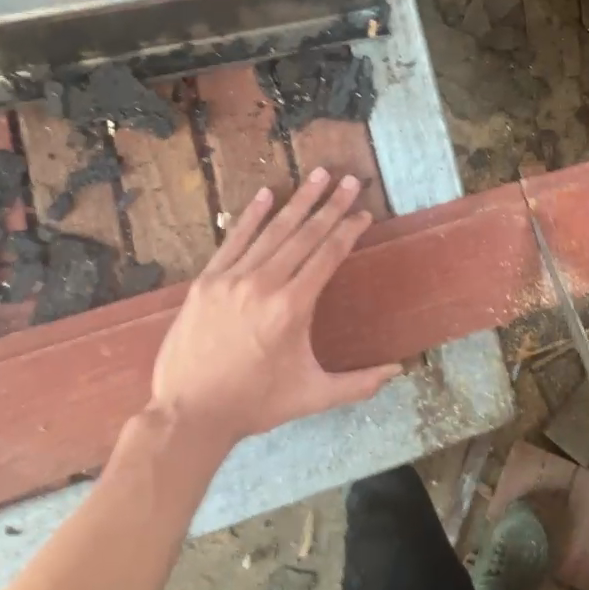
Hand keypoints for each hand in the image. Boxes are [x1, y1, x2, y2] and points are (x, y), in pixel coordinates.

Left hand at [145, 168, 400, 460]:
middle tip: (350, 180)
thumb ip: (359, 383)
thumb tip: (400, 370)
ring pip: (272, 231)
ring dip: (299, 201)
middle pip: (305, 234)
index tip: (363, 213)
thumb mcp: (313, 396)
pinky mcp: (206, 282)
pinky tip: (267, 194)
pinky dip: (252, 216)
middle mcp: (263, 285)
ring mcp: (231, 280)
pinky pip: (234, 240)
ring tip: (319, 175)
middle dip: (331, 205)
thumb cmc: (255, 404)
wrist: (188, 414)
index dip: (348, 230)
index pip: (328, 255)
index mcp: (292, 308)